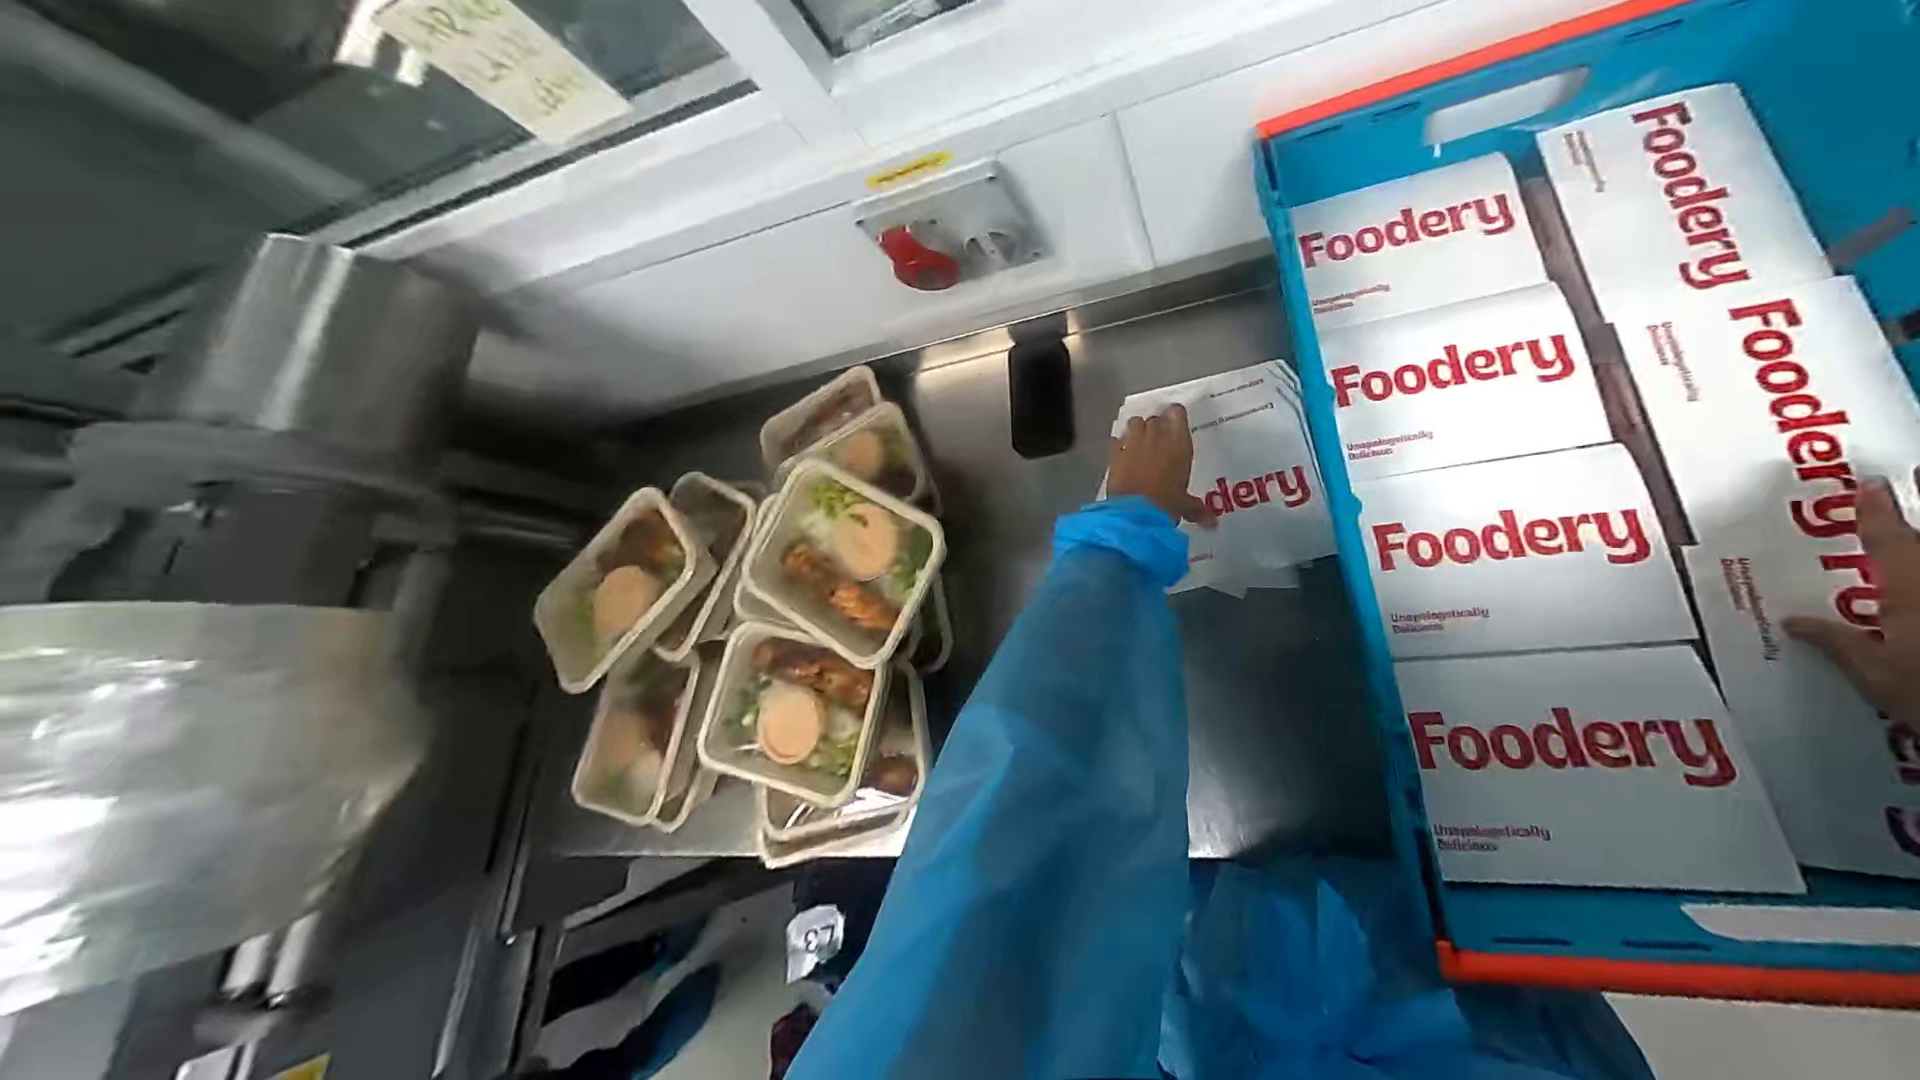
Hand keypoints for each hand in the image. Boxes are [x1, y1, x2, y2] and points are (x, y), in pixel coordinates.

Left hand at [1108, 404, 1215, 527]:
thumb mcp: (1185, 506)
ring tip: (1140, 444)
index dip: (1175, 416)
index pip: (1177, 413)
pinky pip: (1116, 440)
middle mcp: (1155, 436)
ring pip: (1134, 422)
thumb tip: (1212, 524)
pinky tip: (1122, 455)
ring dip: (1137, 430)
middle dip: (1156, 426)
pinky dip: (1119, 445)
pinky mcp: (1114, 453)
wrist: (1134, 512)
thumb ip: (1197, 509)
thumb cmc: (1167, 504)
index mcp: (1178, 443)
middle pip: (1155, 418)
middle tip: (1159, 441)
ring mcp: (1132, 443)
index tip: (1176, 424)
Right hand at [1785, 472, 1919, 725]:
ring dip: (1912, 556)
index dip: (1878, 512)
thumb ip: (1838, 642)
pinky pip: (1919, 599)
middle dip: (1910, 525)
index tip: (1872, 483)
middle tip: (1914, 480)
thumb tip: (1795, 622)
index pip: (1892, 542)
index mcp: (1914, 594)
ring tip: (1904, 547)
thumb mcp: (1875, 675)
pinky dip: (1908, 592)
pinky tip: (1897, 599)